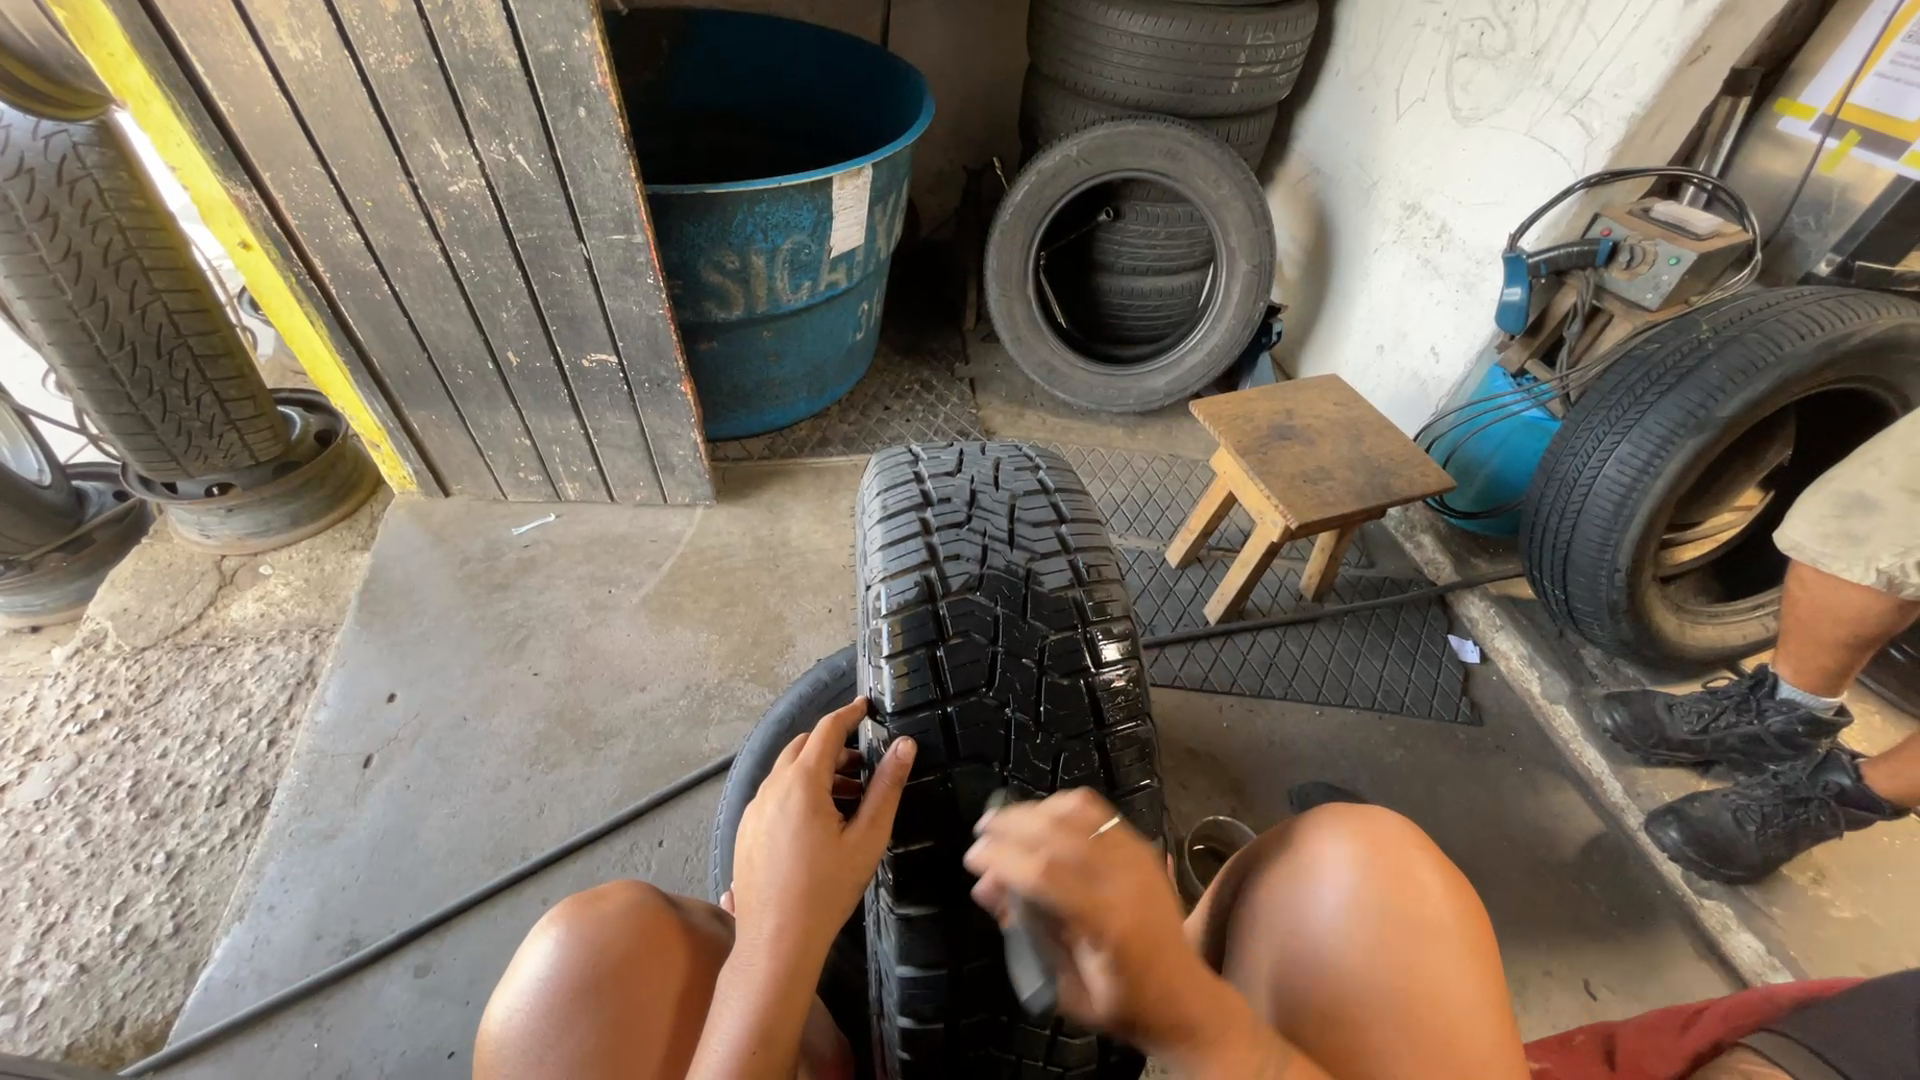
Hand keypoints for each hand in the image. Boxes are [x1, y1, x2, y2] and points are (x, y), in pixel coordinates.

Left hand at [730, 697, 914, 962]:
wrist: (776, 943)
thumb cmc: (827, 889)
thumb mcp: (867, 837)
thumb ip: (887, 787)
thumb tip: (905, 745)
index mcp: (801, 783)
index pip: (826, 730)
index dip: (848, 714)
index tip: (865, 707)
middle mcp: (771, 788)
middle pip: (802, 747)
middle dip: (833, 745)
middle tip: (862, 762)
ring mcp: (753, 810)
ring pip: (786, 771)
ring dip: (816, 770)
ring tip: (847, 797)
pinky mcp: (745, 831)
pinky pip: (773, 795)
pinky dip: (797, 791)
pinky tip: (817, 823)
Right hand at [964, 789, 1226, 1053]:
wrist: (1184, 998)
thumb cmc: (1122, 1003)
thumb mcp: (1065, 987)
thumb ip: (1026, 935)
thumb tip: (984, 888)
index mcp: (1106, 921)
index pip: (1043, 872)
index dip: (1002, 859)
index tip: (973, 858)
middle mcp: (1123, 878)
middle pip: (1057, 831)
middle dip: (1010, 825)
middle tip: (980, 831)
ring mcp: (1136, 856)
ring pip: (1076, 811)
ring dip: (1034, 810)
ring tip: (1004, 820)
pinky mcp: (1142, 846)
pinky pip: (1097, 810)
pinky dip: (1062, 806)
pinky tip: (1041, 816)